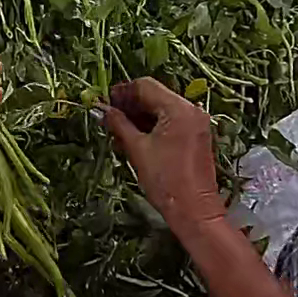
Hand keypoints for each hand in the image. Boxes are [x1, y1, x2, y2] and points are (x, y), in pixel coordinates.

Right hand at [98, 78, 227, 238]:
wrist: (194, 210)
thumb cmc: (165, 179)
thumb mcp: (137, 149)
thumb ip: (119, 124)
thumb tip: (101, 110)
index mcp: (178, 108)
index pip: (146, 86)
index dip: (122, 92)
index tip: (105, 102)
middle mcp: (191, 109)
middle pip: (155, 95)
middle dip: (130, 104)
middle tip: (108, 116)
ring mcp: (196, 122)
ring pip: (162, 109)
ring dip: (140, 116)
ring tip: (117, 130)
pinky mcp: (196, 135)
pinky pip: (171, 121)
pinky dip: (152, 125)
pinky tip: (133, 137)